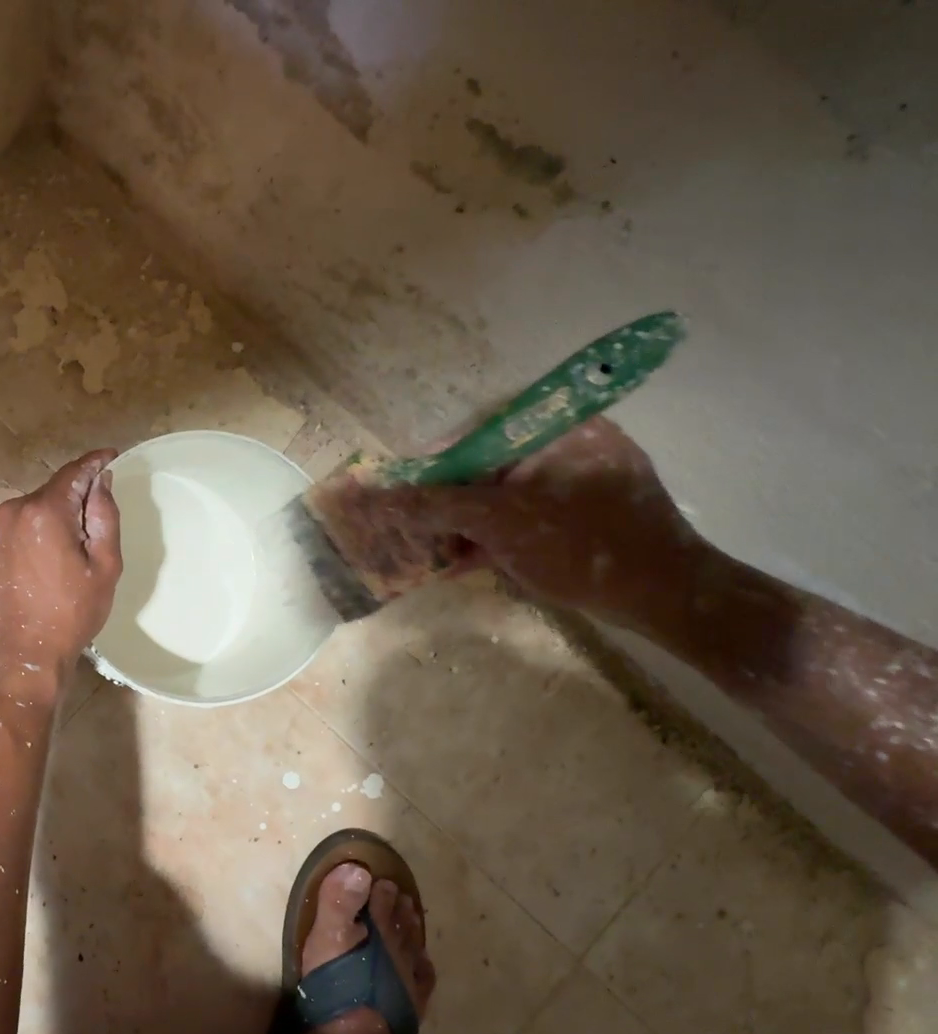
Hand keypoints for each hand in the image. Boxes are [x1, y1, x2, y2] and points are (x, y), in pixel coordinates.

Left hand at [0, 449, 122, 669]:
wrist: (27, 649)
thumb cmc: (72, 611)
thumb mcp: (104, 564)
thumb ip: (104, 515)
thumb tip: (100, 481)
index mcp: (44, 512)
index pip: (74, 472)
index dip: (95, 462)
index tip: (112, 455)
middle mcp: (15, 510)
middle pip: (55, 488)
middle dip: (78, 494)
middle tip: (100, 518)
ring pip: (38, 504)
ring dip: (58, 511)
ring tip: (77, 542)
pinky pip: (22, 521)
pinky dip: (40, 525)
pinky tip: (53, 550)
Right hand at [352, 419, 708, 625]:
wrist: (667, 598)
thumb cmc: (580, 546)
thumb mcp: (496, 522)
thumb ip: (432, 504)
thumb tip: (374, 497)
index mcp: (556, 428)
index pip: (473, 433)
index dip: (430, 465)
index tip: (402, 498)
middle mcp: (568, 443)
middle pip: (484, 465)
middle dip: (445, 500)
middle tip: (416, 530)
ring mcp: (578, 480)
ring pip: (502, 494)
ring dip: (464, 523)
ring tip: (436, 552)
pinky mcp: (584, 514)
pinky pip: (524, 515)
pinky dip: (493, 536)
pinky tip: (465, 561)